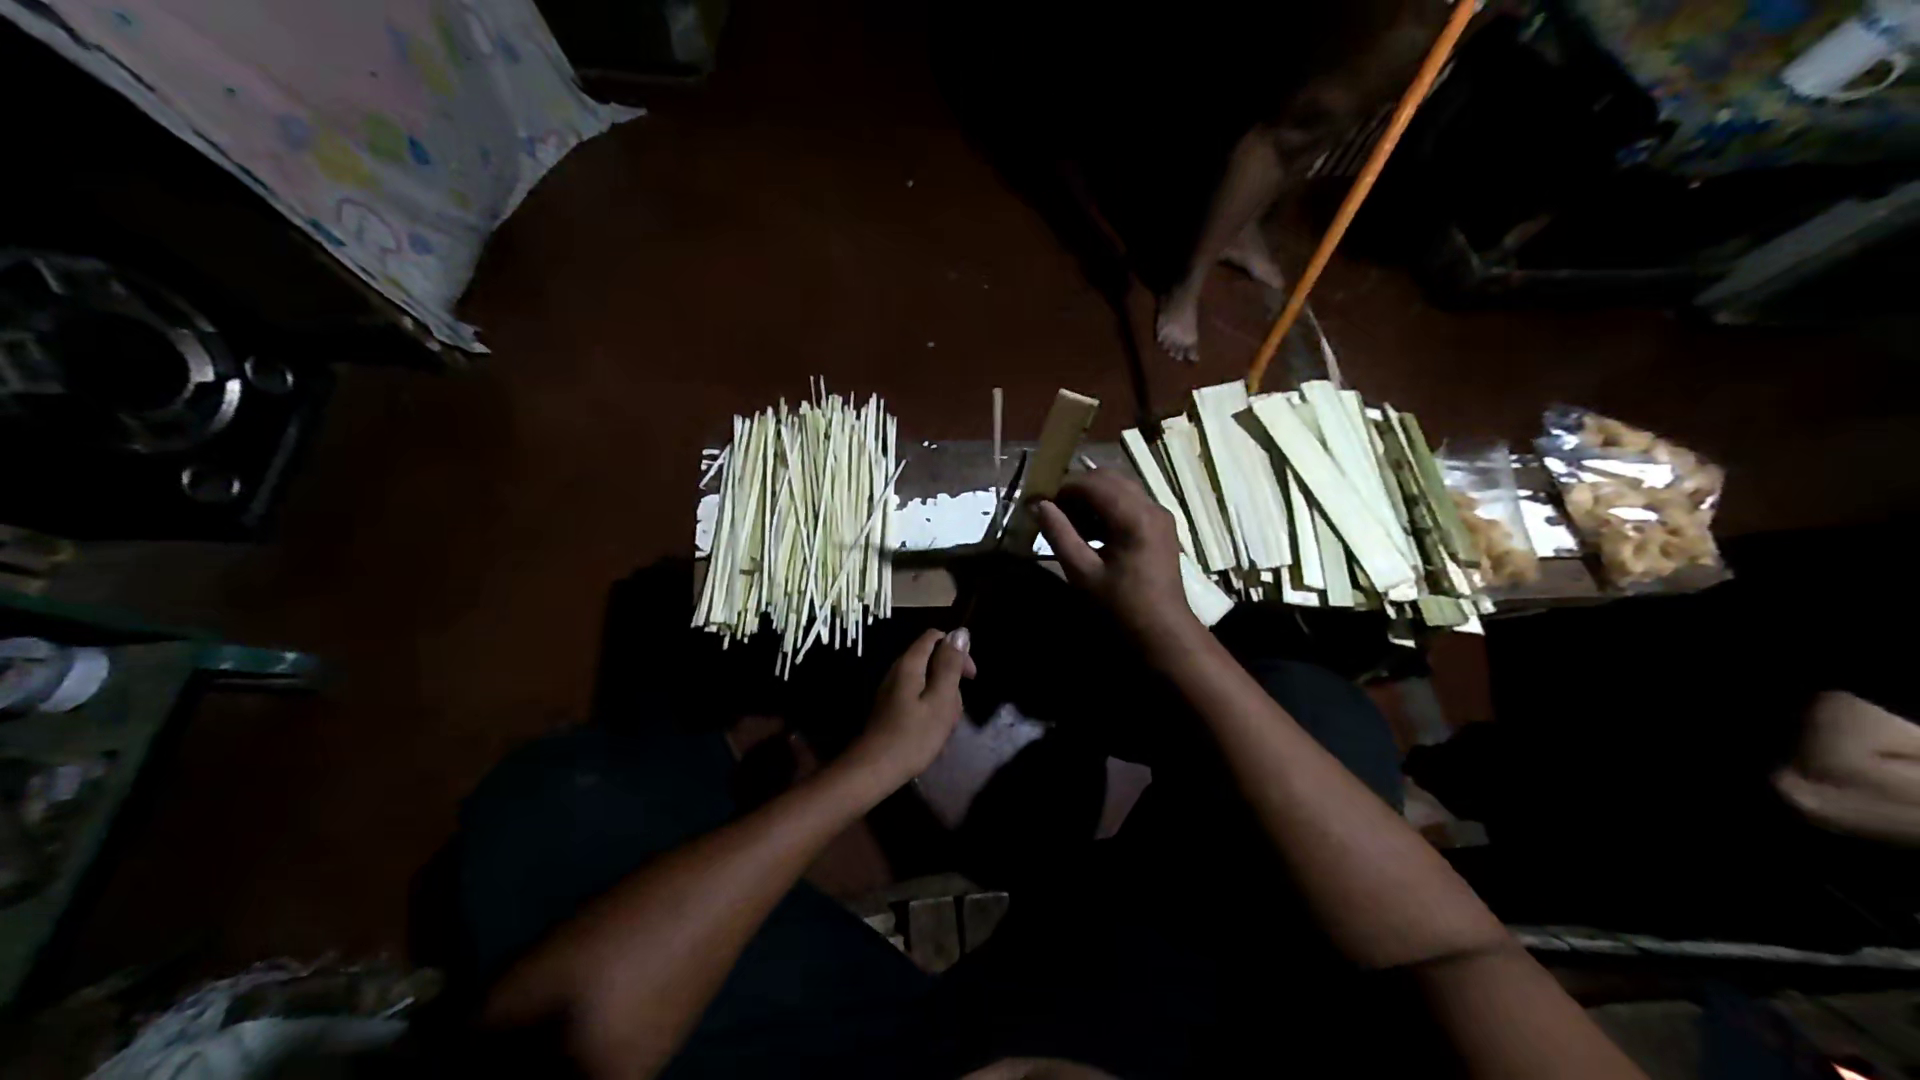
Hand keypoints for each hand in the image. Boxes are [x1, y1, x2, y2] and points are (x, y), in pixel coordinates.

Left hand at [848, 628, 975, 783]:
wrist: (876, 769)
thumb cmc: (913, 736)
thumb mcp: (941, 700)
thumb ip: (950, 665)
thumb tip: (960, 632)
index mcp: (909, 664)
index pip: (935, 637)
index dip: (957, 651)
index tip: (969, 677)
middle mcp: (898, 671)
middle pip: (933, 660)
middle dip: (951, 681)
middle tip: (955, 709)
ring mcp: (893, 690)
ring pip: (928, 682)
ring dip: (943, 699)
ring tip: (945, 725)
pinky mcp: (892, 707)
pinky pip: (919, 697)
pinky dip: (931, 709)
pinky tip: (933, 731)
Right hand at [1034, 470, 1199, 645]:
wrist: (1163, 632)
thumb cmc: (1120, 606)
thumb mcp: (1082, 571)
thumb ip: (1059, 534)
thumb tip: (1038, 505)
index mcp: (1133, 516)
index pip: (1091, 482)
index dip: (1062, 488)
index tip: (1039, 502)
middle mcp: (1150, 506)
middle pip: (1108, 478)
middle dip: (1077, 489)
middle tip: (1053, 511)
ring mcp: (1159, 514)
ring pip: (1120, 488)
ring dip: (1092, 497)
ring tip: (1069, 523)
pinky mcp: (1161, 525)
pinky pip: (1130, 502)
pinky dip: (1108, 507)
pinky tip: (1090, 532)